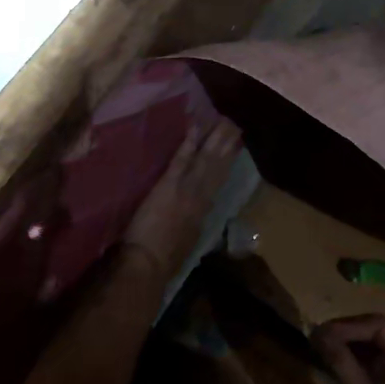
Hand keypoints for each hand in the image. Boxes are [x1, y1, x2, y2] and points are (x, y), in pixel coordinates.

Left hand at [123, 118, 243, 277]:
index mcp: (203, 213)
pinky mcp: (169, 185)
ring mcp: (186, 189)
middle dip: (225, 146)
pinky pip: (181, 159)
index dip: (226, 165)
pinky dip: (189, 143)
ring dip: (215, 139)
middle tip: (235, 126)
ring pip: (204, 160)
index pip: (217, 183)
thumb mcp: (188, 245)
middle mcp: (200, 197)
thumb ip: (193, 227)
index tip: (234, 149)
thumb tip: (196, 220)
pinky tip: (196, 126)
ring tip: (224, 121)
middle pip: (216, 167)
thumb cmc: (165, 260)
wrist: (149, 262)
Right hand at [314, 314, 384, 383]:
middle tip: (317, 342)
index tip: (322, 336)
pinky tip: (336, 369)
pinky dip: (355, 360)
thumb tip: (320, 334)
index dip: (351, 324)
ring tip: (321, 353)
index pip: (383, 325)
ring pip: (377, 346)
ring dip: (349, 344)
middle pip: (380, 330)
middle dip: (347, 331)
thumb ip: (344, 368)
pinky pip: (377, 364)